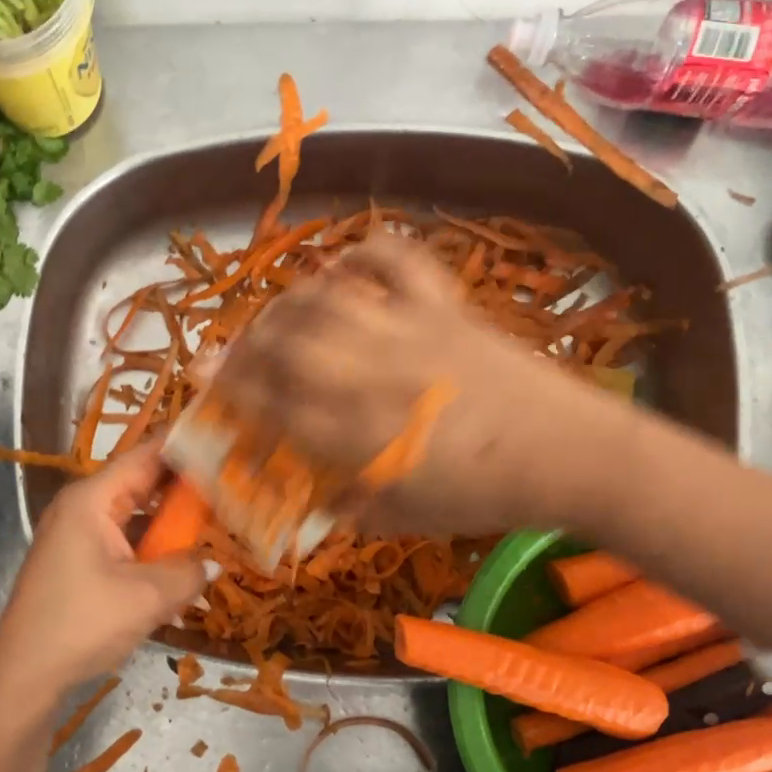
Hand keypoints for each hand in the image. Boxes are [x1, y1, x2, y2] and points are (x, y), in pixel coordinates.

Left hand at [0, 441, 205, 695]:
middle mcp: (81, 509)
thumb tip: (213, 563)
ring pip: (134, 517)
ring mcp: (77, 538)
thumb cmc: (82, 624)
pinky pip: (123, 544)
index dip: (186, 446)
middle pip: (141, 483)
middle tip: (233, 487)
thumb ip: (188, 571)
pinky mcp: (78, 565)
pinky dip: (152, 551)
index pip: (146, 455)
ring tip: (216, 524)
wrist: (25, 677)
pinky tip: (182, 568)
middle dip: (185, 487)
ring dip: (170, 525)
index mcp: (91, 500)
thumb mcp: (147, 597)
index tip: (225, 442)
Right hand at [210, 234, 635, 537]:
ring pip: (326, 299)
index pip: (272, 403)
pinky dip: (361, 253)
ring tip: (271, 316)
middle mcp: (371, 374)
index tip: (201, 379)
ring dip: (286, 304)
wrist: (570, 454)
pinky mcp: (444, 307)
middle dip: (243, 345)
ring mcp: (408, 331)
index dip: (229, 390)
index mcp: (357, 434)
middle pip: (286, 343)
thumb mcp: (404, 518)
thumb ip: (349, 503)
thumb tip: (312, 495)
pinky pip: (395, 262)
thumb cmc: (483, 497)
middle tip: (227, 352)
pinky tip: (338, 268)